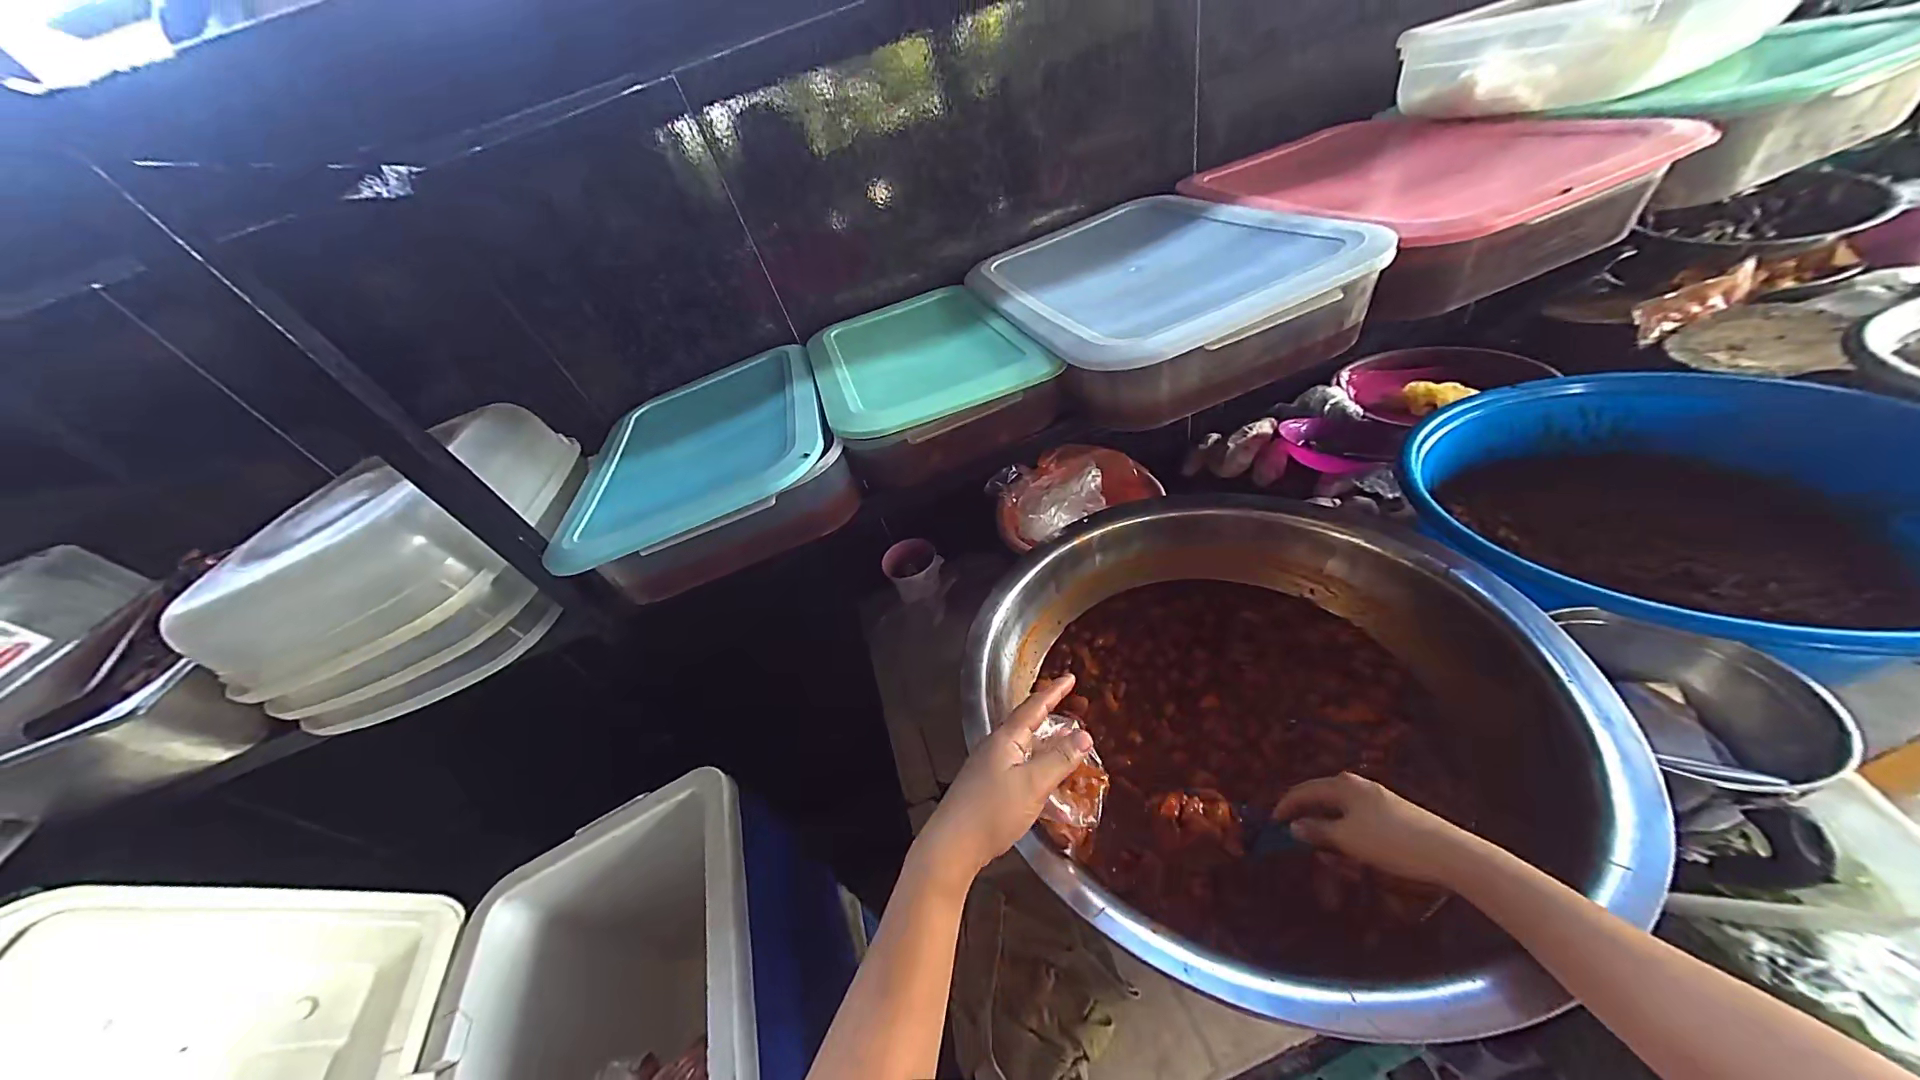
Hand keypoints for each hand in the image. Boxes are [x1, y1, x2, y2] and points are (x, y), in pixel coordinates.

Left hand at [913, 675, 1091, 884]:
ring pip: (1024, 745)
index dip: (1054, 692)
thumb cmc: (991, 812)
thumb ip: (1059, 759)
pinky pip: (1020, 764)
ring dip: (1046, 740)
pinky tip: (1047, 777)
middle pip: (1027, 723)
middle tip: (1074, 707)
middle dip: (1052, 714)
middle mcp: (995, 746)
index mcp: (1006, 739)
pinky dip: (1038, 762)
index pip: (1034, 707)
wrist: (952, 845)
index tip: (1070, 678)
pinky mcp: (989, 785)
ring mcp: (990, 766)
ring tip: (1067, 741)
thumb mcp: (1032, 784)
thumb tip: (1084, 736)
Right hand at [1272, 772, 1486, 888]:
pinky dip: (1346, 832)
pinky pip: (1357, 819)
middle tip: (1295, 835)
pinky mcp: (1393, 814)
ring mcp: (1378, 799)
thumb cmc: (1391, 842)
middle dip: (1307, 817)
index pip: (1303, 791)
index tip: (1273, 823)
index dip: (1285, 806)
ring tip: (1325, 850)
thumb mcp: (1348, 839)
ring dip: (1328, 829)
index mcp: (1343, 785)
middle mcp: (1358, 785)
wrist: (1450, 853)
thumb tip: (1294, 826)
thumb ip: (1317, 831)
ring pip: (1341, 811)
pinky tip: (1351, 850)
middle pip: (1322, 798)